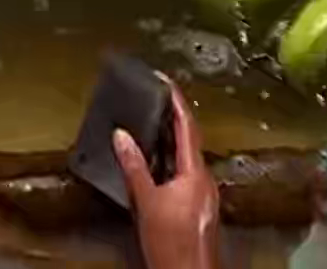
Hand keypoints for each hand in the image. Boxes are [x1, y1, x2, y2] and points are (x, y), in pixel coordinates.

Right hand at [114, 79, 220, 268]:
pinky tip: (159, 162)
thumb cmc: (171, 246)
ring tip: (154, 124)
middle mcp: (205, 179)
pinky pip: (188, 172)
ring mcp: (204, 194)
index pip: (188, 124)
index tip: (166, 81)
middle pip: (190, 138)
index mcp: (196, 172)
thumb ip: (134, 166)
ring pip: (189, 156)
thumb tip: (121, 135)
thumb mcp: (147, 203)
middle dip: (174, 118)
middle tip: (157, 98)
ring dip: (173, 139)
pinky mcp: (200, 207)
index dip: (177, 100)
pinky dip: (173, 160)